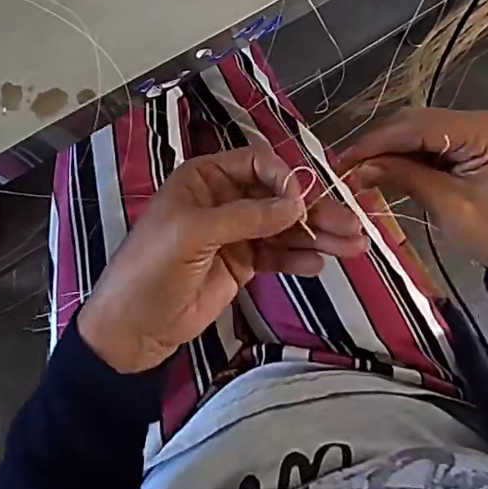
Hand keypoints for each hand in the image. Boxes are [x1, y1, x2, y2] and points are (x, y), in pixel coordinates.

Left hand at [76, 146, 371, 373]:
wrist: (134, 325)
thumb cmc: (152, 267)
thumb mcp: (194, 233)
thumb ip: (245, 217)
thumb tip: (296, 204)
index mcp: (204, 178)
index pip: (256, 163)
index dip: (283, 179)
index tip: (303, 204)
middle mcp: (223, 199)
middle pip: (276, 196)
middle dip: (313, 210)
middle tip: (351, 228)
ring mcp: (234, 233)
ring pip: (283, 226)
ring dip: (316, 235)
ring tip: (353, 247)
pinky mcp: (241, 263)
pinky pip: (276, 254)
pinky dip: (298, 257)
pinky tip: (319, 264)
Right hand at [338, 108, 487, 275]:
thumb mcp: (450, 206)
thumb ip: (404, 177)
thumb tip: (359, 167)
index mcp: (486, 132)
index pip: (420, 127)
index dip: (378, 141)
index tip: (347, 158)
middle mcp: (477, 122)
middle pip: (413, 124)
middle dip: (378, 145)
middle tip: (347, 167)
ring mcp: (467, 132)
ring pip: (410, 131)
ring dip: (383, 151)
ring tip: (357, 170)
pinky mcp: (458, 144)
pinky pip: (418, 143)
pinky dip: (396, 157)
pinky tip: (376, 169)